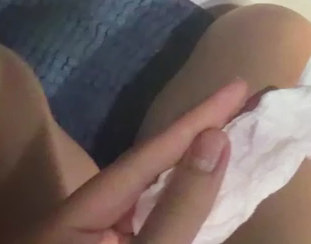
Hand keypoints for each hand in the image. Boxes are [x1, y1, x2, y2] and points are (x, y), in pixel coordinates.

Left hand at [27, 79, 248, 243]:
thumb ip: (177, 210)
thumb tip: (215, 139)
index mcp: (68, 219)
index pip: (144, 157)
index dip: (194, 120)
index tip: (239, 84)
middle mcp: (72, 225)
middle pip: (144, 172)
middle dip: (195, 138)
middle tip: (242, 103)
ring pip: (146, 198)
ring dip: (189, 170)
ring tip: (232, 134)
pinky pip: (145, 223)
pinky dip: (176, 205)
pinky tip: (201, 188)